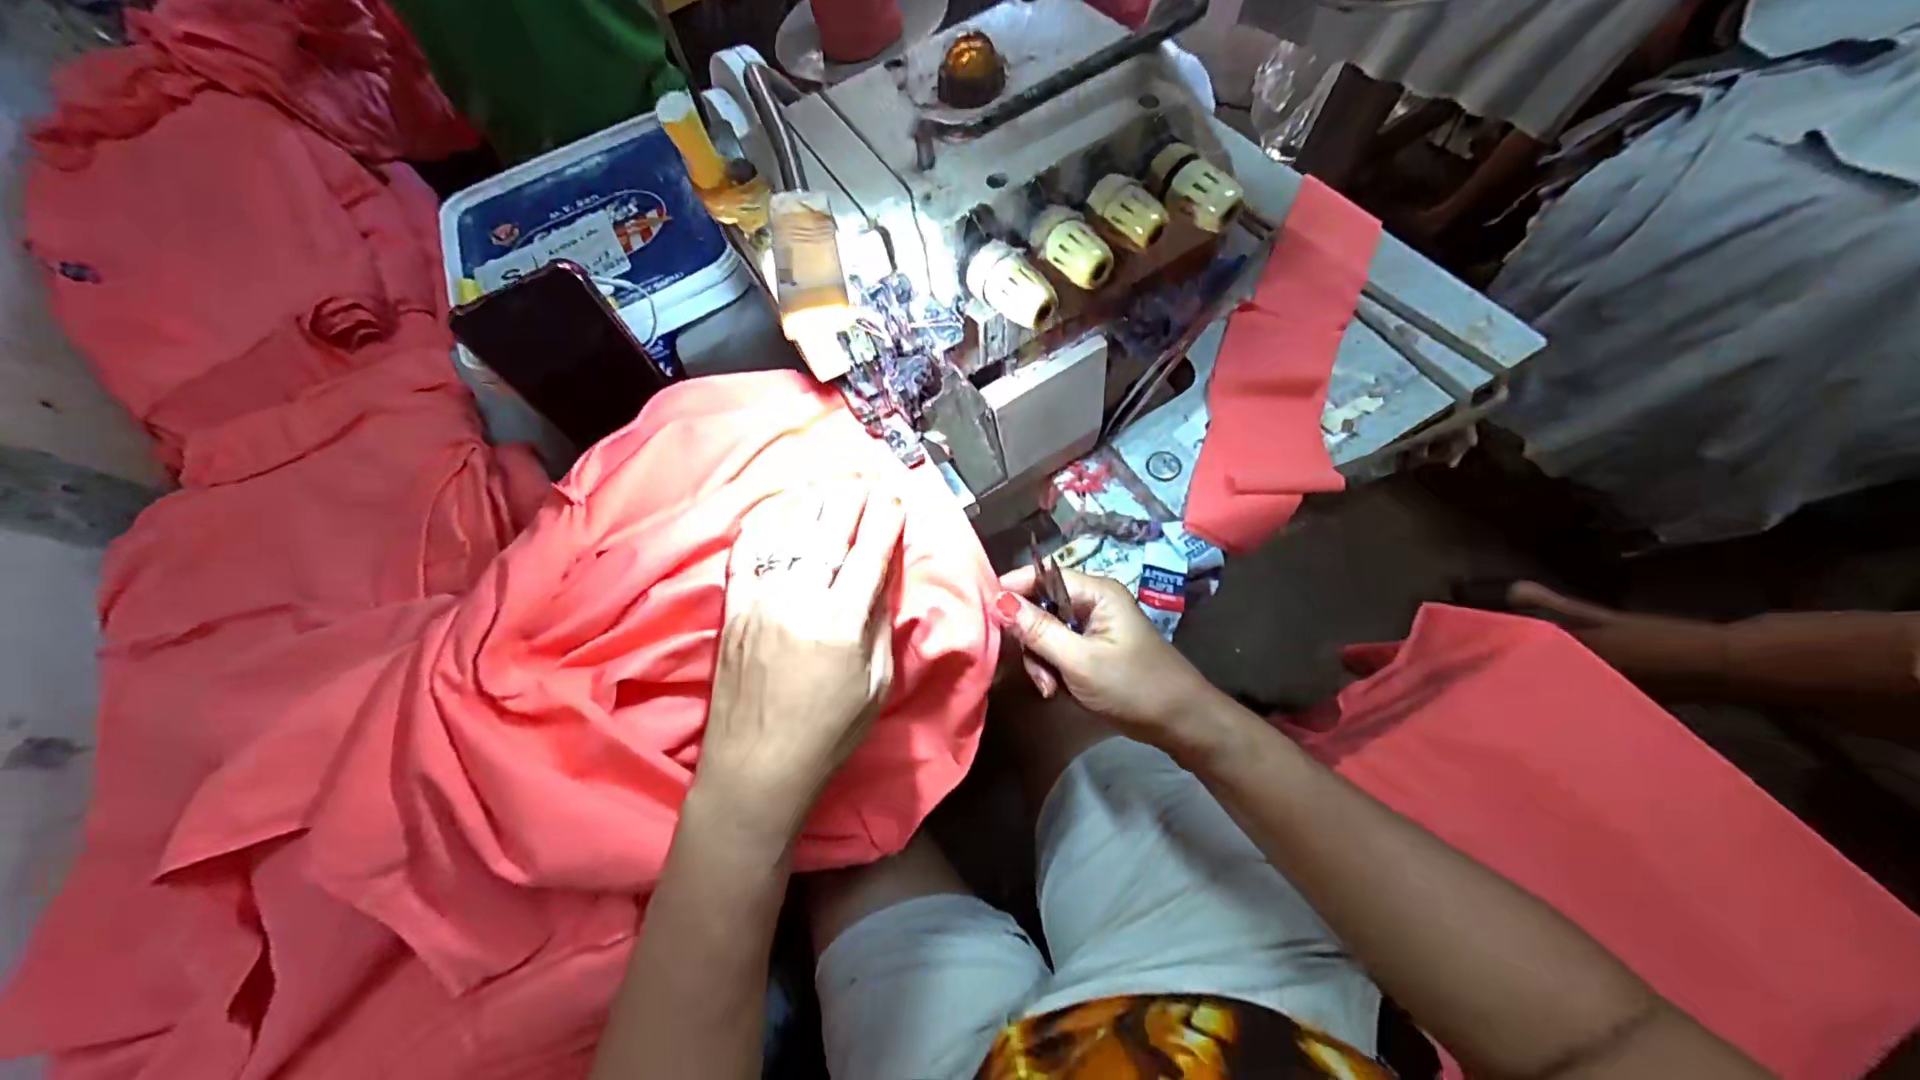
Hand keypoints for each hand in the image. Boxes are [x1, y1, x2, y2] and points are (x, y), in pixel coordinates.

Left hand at [700, 484, 904, 840]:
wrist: (755, 768)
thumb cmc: (827, 735)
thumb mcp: (875, 685)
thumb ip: (879, 625)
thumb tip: (883, 577)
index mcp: (841, 623)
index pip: (869, 555)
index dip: (885, 521)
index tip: (894, 496)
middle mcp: (799, 601)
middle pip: (829, 534)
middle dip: (851, 500)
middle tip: (865, 478)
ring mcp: (760, 601)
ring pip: (788, 536)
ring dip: (811, 503)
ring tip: (827, 482)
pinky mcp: (734, 610)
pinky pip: (747, 555)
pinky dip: (763, 527)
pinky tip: (776, 509)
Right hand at [994, 566, 1230, 750]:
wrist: (1179, 723)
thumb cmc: (1133, 687)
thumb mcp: (1080, 661)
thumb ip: (1038, 631)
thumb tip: (999, 600)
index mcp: (1096, 592)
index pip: (1042, 575)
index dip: (1012, 589)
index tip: (986, 612)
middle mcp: (1091, 602)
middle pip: (1039, 606)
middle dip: (1031, 640)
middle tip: (1036, 673)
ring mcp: (1091, 626)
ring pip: (1044, 632)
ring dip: (1040, 661)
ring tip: (1051, 689)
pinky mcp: (1091, 647)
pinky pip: (1057, 649)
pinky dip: (1052, 669)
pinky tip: (1057, 691)